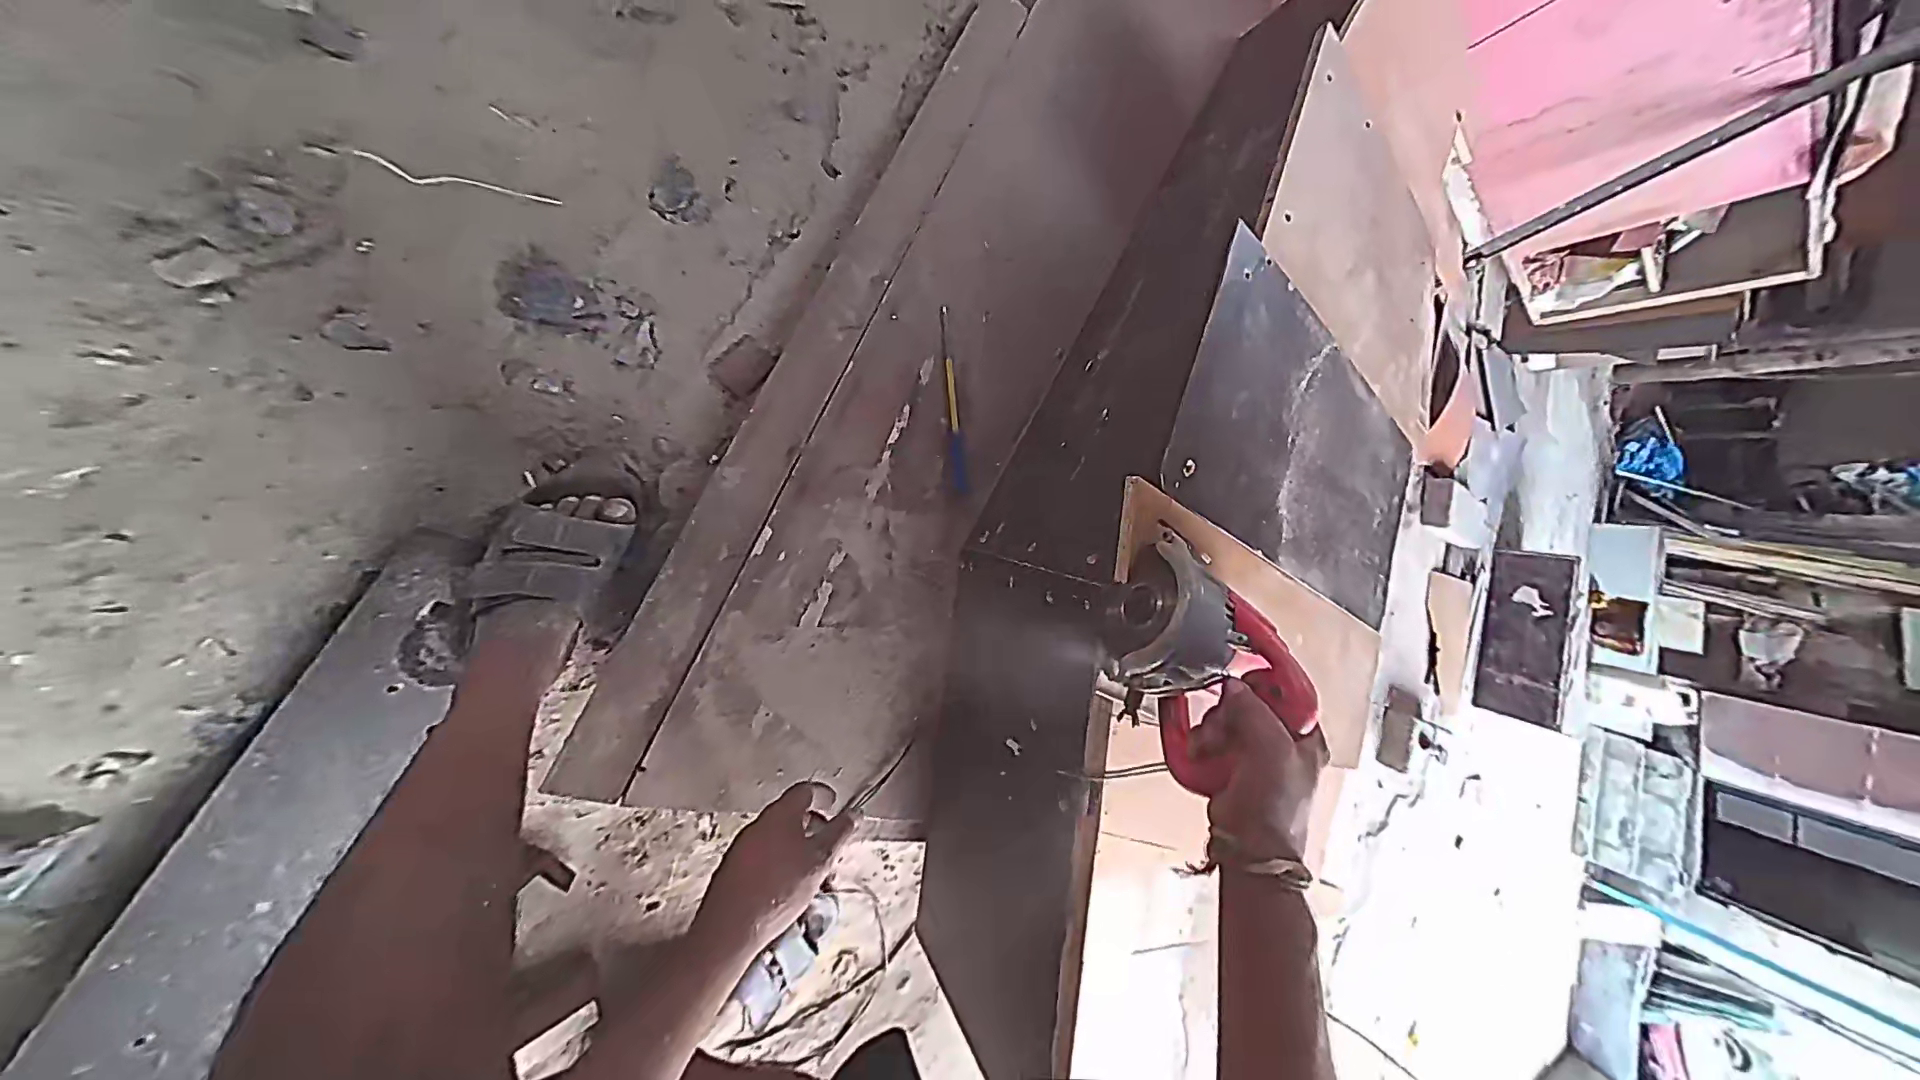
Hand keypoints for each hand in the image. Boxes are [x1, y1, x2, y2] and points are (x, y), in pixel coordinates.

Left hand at [691, 782, 859, 956]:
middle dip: (814, 828)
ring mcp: (742, 847)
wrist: (730, 928)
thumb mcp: (820, 860)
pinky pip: (763, 857)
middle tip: (827, 847)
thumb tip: (854, 814)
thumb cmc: (779, 889)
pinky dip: (780, 864)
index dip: (823, 795)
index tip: (835, 804)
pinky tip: (787, 888)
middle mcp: (758, 824)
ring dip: (798, 849)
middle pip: (791, 815)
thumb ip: (839, 833)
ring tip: (811, 874)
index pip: (805, 790)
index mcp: (780, 813)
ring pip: (778, 838)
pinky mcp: (732, 870)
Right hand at [1191, 678, 1327, 862]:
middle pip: (1250, 702)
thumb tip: (1233, 685)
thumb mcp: (1270, 749)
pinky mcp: (1231, 763)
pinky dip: (1204, 741)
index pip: (1288, 689)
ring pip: (1227, 718)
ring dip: (1212, 728)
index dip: (1266, 677)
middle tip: (1220, 725)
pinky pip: (1213, 736)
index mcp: (1305, 735)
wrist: (1248, 849)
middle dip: (1228, 711)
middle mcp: (1283, 740)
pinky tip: (1200, 751)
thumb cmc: (1272, 805)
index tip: (1241, 669)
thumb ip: (1253, 710)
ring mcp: (1256, 753)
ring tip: (1206, 746)